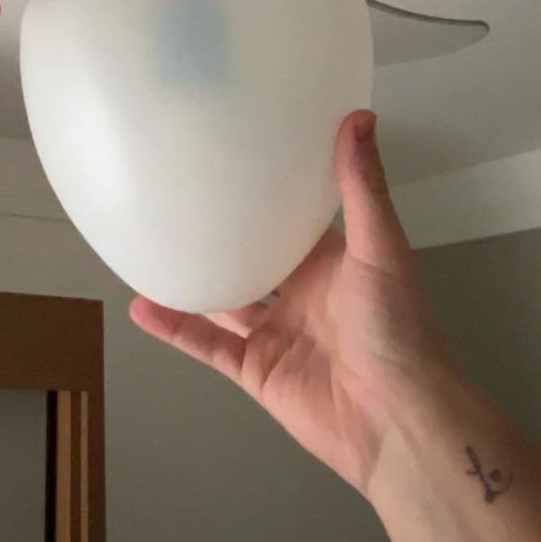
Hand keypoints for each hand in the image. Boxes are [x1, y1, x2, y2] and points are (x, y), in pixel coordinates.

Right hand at [130, 110, 452, 493]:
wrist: (399, 425)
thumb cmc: (396, 329)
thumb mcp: (380, 249)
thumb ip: (361, 188)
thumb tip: (359, 116)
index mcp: (328, 262)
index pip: (289, 218)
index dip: (264, 190)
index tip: (230, 155)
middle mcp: (299, 293)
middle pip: (250, 256)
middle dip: (218, 231)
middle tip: (174, 192)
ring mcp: (273, 332)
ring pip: (221, 299)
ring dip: (189, 277)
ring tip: (148, 244)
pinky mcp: (254, 369)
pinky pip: (207, 344)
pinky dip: (174, 327)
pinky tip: (141, 307)